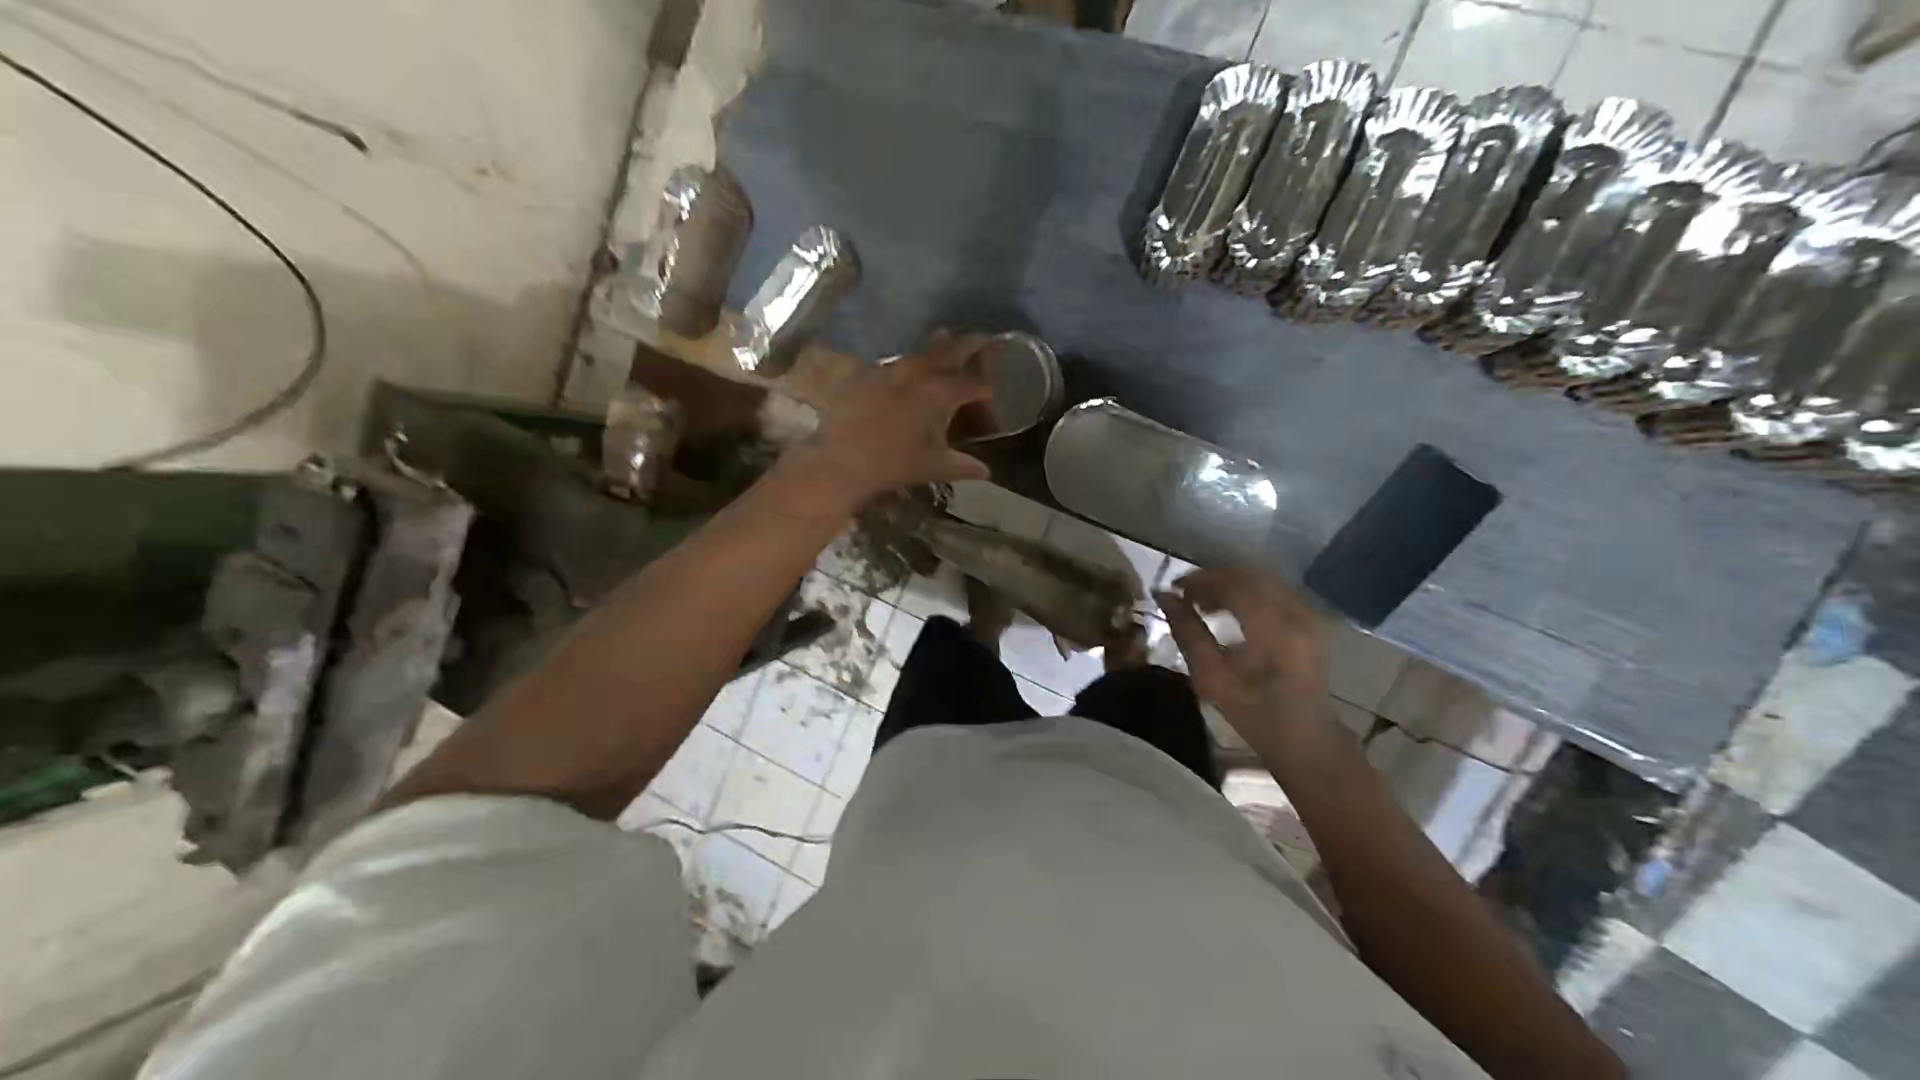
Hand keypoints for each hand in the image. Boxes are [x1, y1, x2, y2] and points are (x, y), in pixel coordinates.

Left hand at [791, 329, 993, 504]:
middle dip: (967, 345)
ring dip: (934, 348)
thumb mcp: (931, 467)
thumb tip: (984, 471)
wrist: (839, 461)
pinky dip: (904, 364)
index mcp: (938, 393)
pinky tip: (904, 369)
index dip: (986, 385)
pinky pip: (891, 364)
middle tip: (983, 339)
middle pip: (948, 352)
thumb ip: (960, 465)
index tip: (994, 386)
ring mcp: (888, 371)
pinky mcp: (864, 376)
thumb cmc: (891, 465)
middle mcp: (916, 374)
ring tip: (945, 339)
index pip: (972, 383)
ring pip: (918, 354)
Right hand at [1158, 568, 1329, 744]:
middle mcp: (1296, 612)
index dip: (1200, 581)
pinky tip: (1231, 609)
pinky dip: (1249, 592)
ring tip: (1205, 603)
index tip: (1174, 589)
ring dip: (1230, 584)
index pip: (1233, 584)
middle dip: (1214, 579)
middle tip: (1186, 595)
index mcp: (1273, 628)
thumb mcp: (1212, 678)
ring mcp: (1309, 615)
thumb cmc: (1254, 714)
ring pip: (1263, 579)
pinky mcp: (1312, 620)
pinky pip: (1275, 590)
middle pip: (1249, 575)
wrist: (1305, 739)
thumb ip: (1187, 632)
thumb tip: (1164, 597)